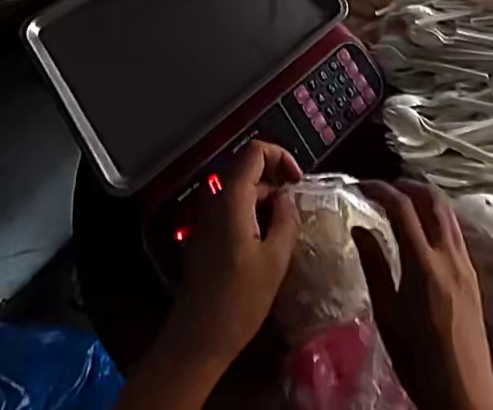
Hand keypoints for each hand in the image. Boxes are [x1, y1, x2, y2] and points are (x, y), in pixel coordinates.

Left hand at [162, 140, 302, 361]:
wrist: (195, 342)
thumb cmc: (238, 300)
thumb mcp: (275, 258)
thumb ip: (286, 218)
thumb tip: (287, 198)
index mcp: (231, 198)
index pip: (254, 151)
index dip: (281, 157)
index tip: (297, 182)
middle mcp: (214, 201)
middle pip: (247, 168)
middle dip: (276, 179)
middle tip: (296, 204)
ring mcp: (206, 219)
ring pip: (240, 190)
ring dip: (265, 198)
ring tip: (285, 227)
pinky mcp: (205, 236)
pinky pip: (231, 209)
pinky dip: (252, 213)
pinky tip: (266, 242)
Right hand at [356, 181, 492, 409]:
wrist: (464, 392)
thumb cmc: (417, 360)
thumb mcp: (387, 316)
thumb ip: (374, 266)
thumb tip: (360, 228)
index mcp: (424, 265)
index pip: (403, 209)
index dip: (381, 189)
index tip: (363, 185)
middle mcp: (449, 255)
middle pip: (433, 200)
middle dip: (409, 185)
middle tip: (386, 187)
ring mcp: (466, 263)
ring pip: (448, 213)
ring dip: (425, 199)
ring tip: (402, 200)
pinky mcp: (473, 274)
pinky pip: (455, 231)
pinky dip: (437, 217)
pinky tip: (422, 229)